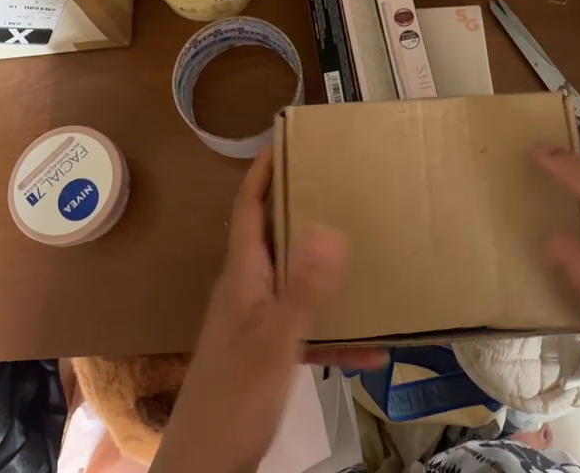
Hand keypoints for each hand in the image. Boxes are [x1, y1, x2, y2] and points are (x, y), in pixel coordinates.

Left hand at [152, 150, 369, 472]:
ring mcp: (254, 323)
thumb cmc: (236, 396)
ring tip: (361, 247)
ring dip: (322, 266)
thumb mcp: (276, 339)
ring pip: (292, 279)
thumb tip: (330, 226)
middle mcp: (245, 290)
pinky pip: (306, 329)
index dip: (263, 172)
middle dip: (299, 205)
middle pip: (272, 235)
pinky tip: (373, 346)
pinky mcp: (266, 355)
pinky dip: (335, 331)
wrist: (206, 464)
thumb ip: (304, 287)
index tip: (287, 138)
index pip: (248, 207)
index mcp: (242, 275)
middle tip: (337, 182)